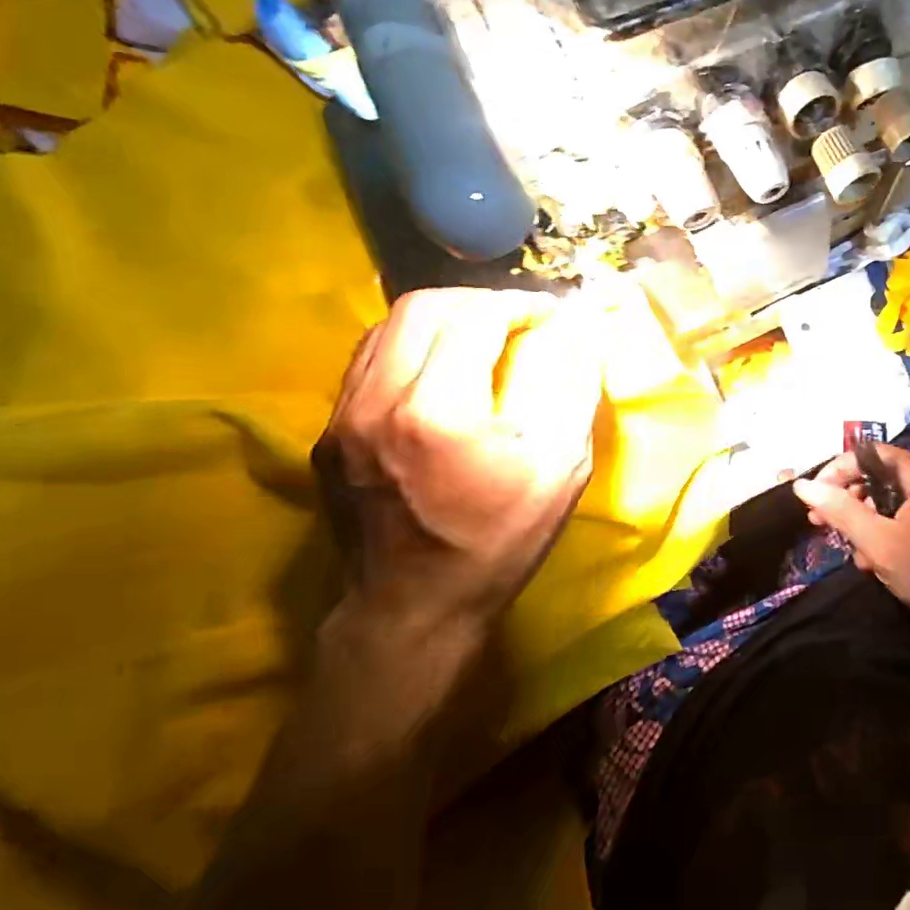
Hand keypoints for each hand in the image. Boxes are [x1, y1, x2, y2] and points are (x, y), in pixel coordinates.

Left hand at [314, 288, 603, 640]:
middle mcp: (376, 401)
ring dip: (441, 319)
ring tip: (481, 339)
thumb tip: (579, 327)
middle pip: (422, 307)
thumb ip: (569, 386)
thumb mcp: (558, 468)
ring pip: (387, 327)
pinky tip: (442, 373)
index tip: (550, 314)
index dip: (519, 304)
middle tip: (518, 320)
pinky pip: (370, 362)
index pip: (475, 317)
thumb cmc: (498, 542)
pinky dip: (412, 348)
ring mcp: (342, 417)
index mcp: (437, 412)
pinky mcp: (330, 434)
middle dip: (479, 301)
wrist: (413, 608)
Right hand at [791, 444, 909, 637]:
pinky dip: (881, 530)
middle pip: (876, 475)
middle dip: (846, 499)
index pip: (869, 455)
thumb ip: (840, 511)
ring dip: (862, 521)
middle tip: (820, 522)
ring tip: (850, 548)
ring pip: (885, 498)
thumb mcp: (879, 543)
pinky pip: (899, 513)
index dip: (837, 472)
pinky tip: (871, 559)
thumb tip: (802, 486)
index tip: (814, 497)